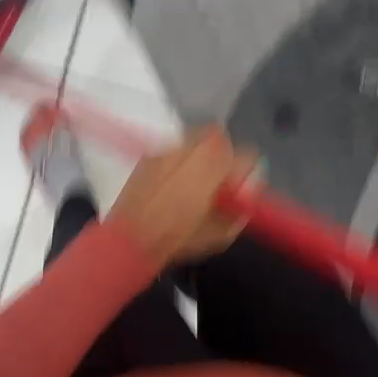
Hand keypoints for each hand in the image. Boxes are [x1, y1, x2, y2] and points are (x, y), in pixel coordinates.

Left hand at [106, 127, 256, 267]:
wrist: (131, 237)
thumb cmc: (177, 237)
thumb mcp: (220, 233)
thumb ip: (239, 211)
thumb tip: (243, 203)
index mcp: (214, 164)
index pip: (246, 155)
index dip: (245, 173)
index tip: (238, 189)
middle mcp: (191, 147)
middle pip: (218, 139)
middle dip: (222, 157)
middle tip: (217, 182)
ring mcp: (167, 148)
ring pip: (194, 140)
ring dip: (199, 156)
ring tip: (193, 182)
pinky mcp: (148, 155)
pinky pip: (173, 149)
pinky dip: (178, 160)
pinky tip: (171, 183)